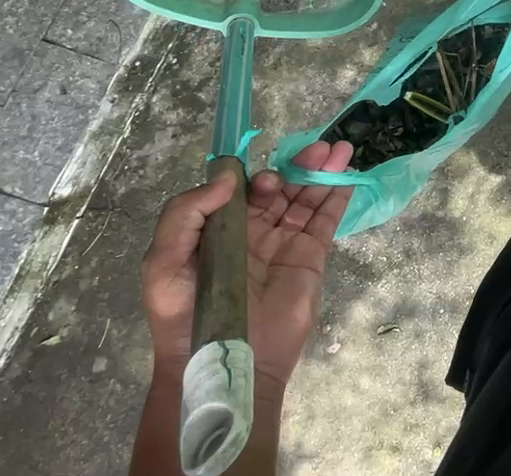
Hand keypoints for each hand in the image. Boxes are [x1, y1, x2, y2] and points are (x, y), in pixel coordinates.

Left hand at [140, 141, 355, 393]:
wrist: (225, 362)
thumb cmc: (186, 315)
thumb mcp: (163, 265)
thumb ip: (185, 215)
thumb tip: (232, 178)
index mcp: (219, 231)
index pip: (242, 191)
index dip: (256, 176)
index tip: (267, 177)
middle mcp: (254, 231)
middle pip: (282, 187)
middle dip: (300, 164)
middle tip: (320, 147)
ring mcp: (286, 242)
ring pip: (307, 197)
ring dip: (323, 171)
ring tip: (340, 149)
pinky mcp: (312, 255)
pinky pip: (327, 218)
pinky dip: (339, 195)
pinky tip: (348, 174)